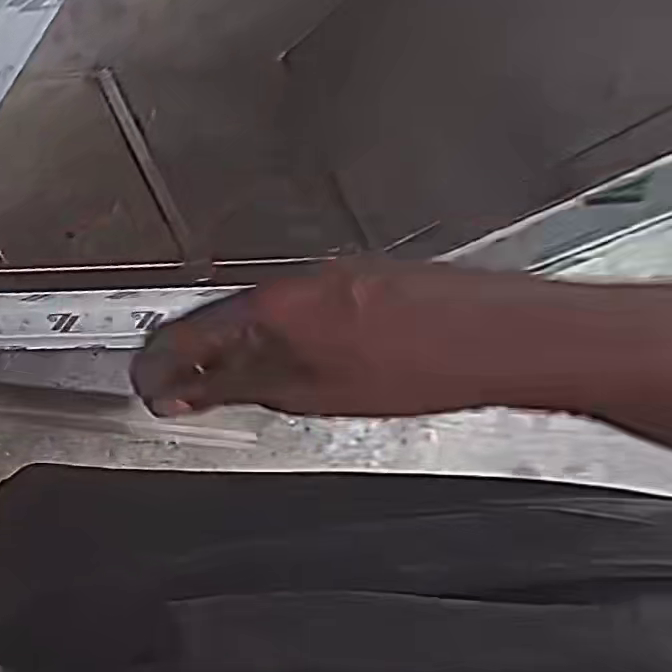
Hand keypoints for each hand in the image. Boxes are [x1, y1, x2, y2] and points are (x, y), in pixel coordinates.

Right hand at [130, 258, 571, 417]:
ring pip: (254, 313)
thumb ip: (227, 390)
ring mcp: (332, 276)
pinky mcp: (363, 278)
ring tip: (229, 381)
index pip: (183, 335)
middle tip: (179, 389)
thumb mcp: (303, 393)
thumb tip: (179, 395)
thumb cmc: (427, 366)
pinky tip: (284, 360)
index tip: (146, 386)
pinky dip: (272, 335)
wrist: (525, 341)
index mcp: (270, 306)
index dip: (155, 366)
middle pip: (214, 319)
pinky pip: (294, 306)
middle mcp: (296, 281)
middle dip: (189, 357)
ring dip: (231, 347)